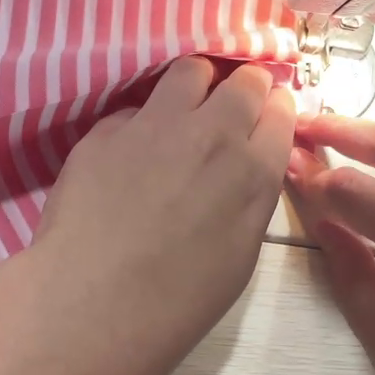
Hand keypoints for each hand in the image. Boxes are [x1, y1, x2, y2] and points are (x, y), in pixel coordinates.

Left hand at [24, 57, 294, 374]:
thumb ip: (249, 199)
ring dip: (198, 83)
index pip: (281, 110)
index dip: (275, 109)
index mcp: (254, 172)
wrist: (93, 303)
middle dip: (246, 86)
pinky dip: (142, 121)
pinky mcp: (106, 129)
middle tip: (233, 103)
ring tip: (186, 106)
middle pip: (244, 81)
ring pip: (189, 71)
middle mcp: (213, 134)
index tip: (266, 115)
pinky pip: (135, 108)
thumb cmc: (177, 302)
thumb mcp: (240, 257)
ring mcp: (156, 125)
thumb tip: (243, 172)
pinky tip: (130, 152)